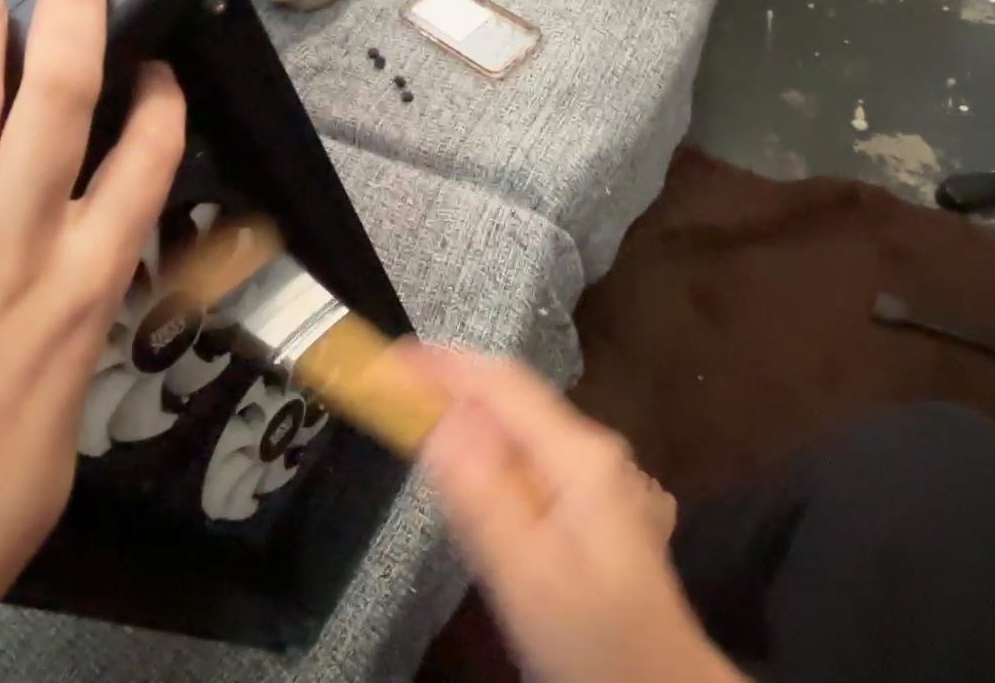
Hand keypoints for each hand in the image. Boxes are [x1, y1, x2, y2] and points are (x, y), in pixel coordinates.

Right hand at [413, 347, 746, 682]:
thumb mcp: (527, 573)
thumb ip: (482, 495)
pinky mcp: (594, 495)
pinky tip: (470, 461)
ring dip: (470, 410)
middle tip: (395, 386)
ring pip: (522, 423)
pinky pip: (532, 450)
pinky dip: (490, 443)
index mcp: (580, 456)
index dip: (446, 364)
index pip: (504, 385)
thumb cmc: (593, 637)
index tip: (394, 356)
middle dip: (453, 383)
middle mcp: (594, 448)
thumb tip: (441, 420)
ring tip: (419, 412)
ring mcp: (600, 471)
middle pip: (513, 398)